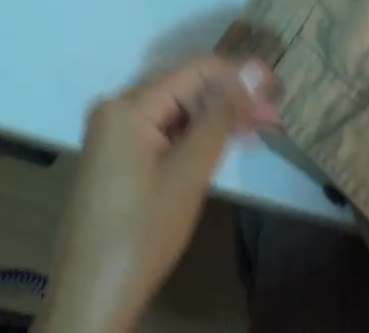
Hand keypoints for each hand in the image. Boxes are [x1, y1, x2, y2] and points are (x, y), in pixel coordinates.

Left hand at [41, 55, 279, 332]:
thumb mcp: (189, 171)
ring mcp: (112, 133)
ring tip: (257, 131)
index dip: (239, 75)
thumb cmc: (143, 232)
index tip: (277, 91)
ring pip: (176, 110)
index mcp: (127, 105)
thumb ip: (222, 115)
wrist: (91, 299)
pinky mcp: (116, 156)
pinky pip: (162, 129)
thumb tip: (253, 68)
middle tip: (273, 117)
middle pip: (184, 87)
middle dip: (230, 98)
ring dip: (216, 118)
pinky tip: (223, 145)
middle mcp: (115, 108)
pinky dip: (193, 135)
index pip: (195, 70)